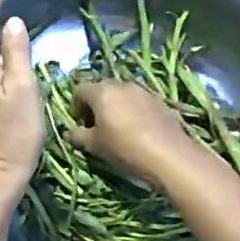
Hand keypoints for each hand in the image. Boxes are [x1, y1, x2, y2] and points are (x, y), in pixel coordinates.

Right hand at [67, 79, 197, 186]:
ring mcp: (143, 91)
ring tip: (118, 128)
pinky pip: (139, 102)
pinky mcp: (160, 101)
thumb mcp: (94, 145)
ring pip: (122, 94)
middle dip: (95, 105)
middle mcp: (122, 85)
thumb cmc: (124, 147)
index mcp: (101, 92)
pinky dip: (132, 111)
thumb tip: (70, 132)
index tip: (80, 124)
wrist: (169, 155)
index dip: (75, 107)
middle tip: (96, 126)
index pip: (79, 90)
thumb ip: (77, 135)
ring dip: (115, 107)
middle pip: (101, 89)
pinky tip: (137, 130)